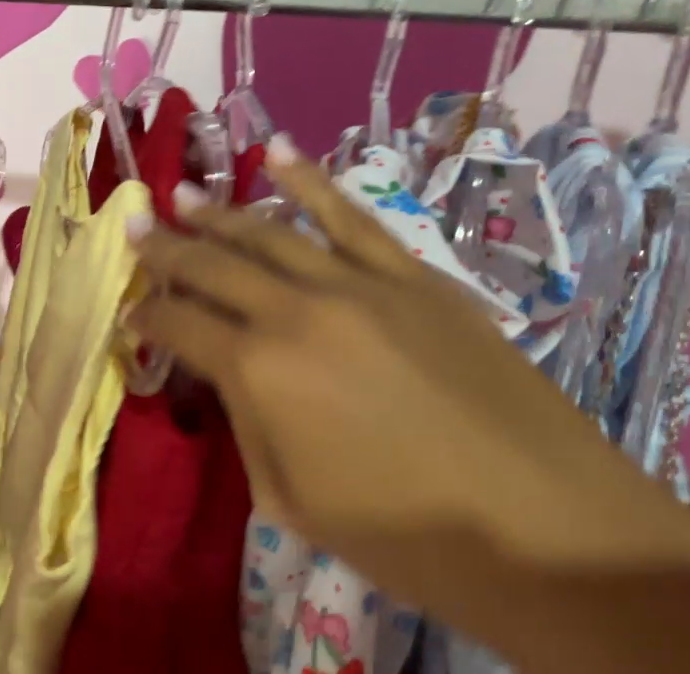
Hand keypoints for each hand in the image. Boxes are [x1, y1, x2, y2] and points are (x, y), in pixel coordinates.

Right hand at [126, 137, 689, 617]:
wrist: (561, 538)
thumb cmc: (409, 536)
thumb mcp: (289, 497)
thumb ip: (242, 421)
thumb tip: (224, 374)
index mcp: (258, 369)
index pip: (177, 324)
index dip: (144, 317)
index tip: (128, 316)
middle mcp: (296, 311)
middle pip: (211, 264)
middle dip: (163, 248)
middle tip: (132, 229)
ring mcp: (361, 286)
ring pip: (269, 231)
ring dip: (218, 211)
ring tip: (182, 195)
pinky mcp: (417, 279)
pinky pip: (352, 218)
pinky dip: (310, 182)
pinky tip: (276, 151)